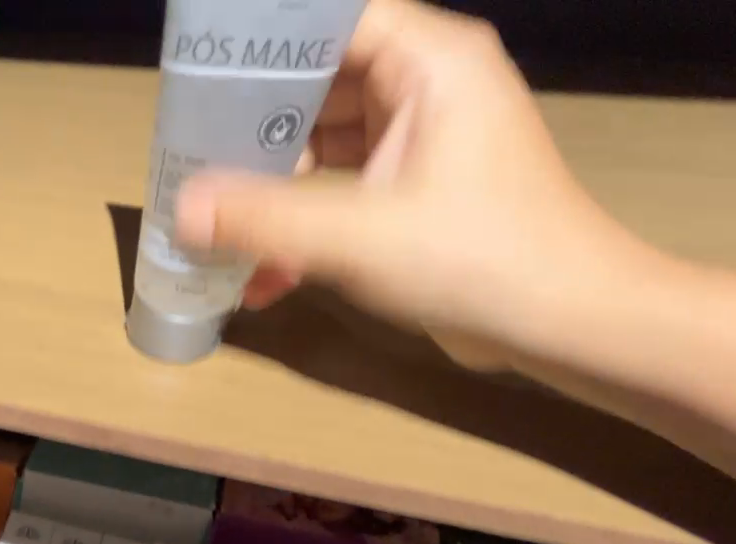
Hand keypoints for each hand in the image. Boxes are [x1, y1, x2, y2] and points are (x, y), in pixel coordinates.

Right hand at [175, 0, 652, 360]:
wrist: (556, 321)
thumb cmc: (473, 255)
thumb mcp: (355, 233)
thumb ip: (262, 219)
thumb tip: (179, 211)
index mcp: (431, 65)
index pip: (334, 26)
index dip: (267, 51)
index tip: (205, 86)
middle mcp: (424, 93)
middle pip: (318, 89)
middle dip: (253, 133)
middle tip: (192, 164)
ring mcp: (414, 148)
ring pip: (320, 149)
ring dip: (270, 193)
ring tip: (214, 226)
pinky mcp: (406, 197)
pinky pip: (335, 196)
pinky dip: (299, 230)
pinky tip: (262, 278)